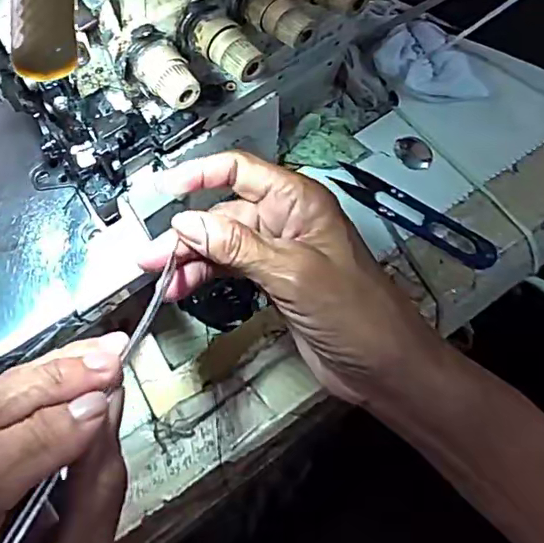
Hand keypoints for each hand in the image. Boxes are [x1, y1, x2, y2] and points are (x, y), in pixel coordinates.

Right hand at [136, 150, 450, 411]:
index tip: (168, 186)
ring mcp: (276, 250)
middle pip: (221, 212)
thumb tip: (189, 222)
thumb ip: (237, 246)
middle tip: (155, 253)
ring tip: (162, 275)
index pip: (239, 170)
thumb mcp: (293, 274)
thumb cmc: (362, 315)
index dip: (200, 173)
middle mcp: (284, 219)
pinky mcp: (271, 278)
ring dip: (189, 258)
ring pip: (219, 242)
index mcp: (297, 201)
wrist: (388, 371)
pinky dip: (203, 275)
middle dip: (186, 231)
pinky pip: (227, 267)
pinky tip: (184, 287)